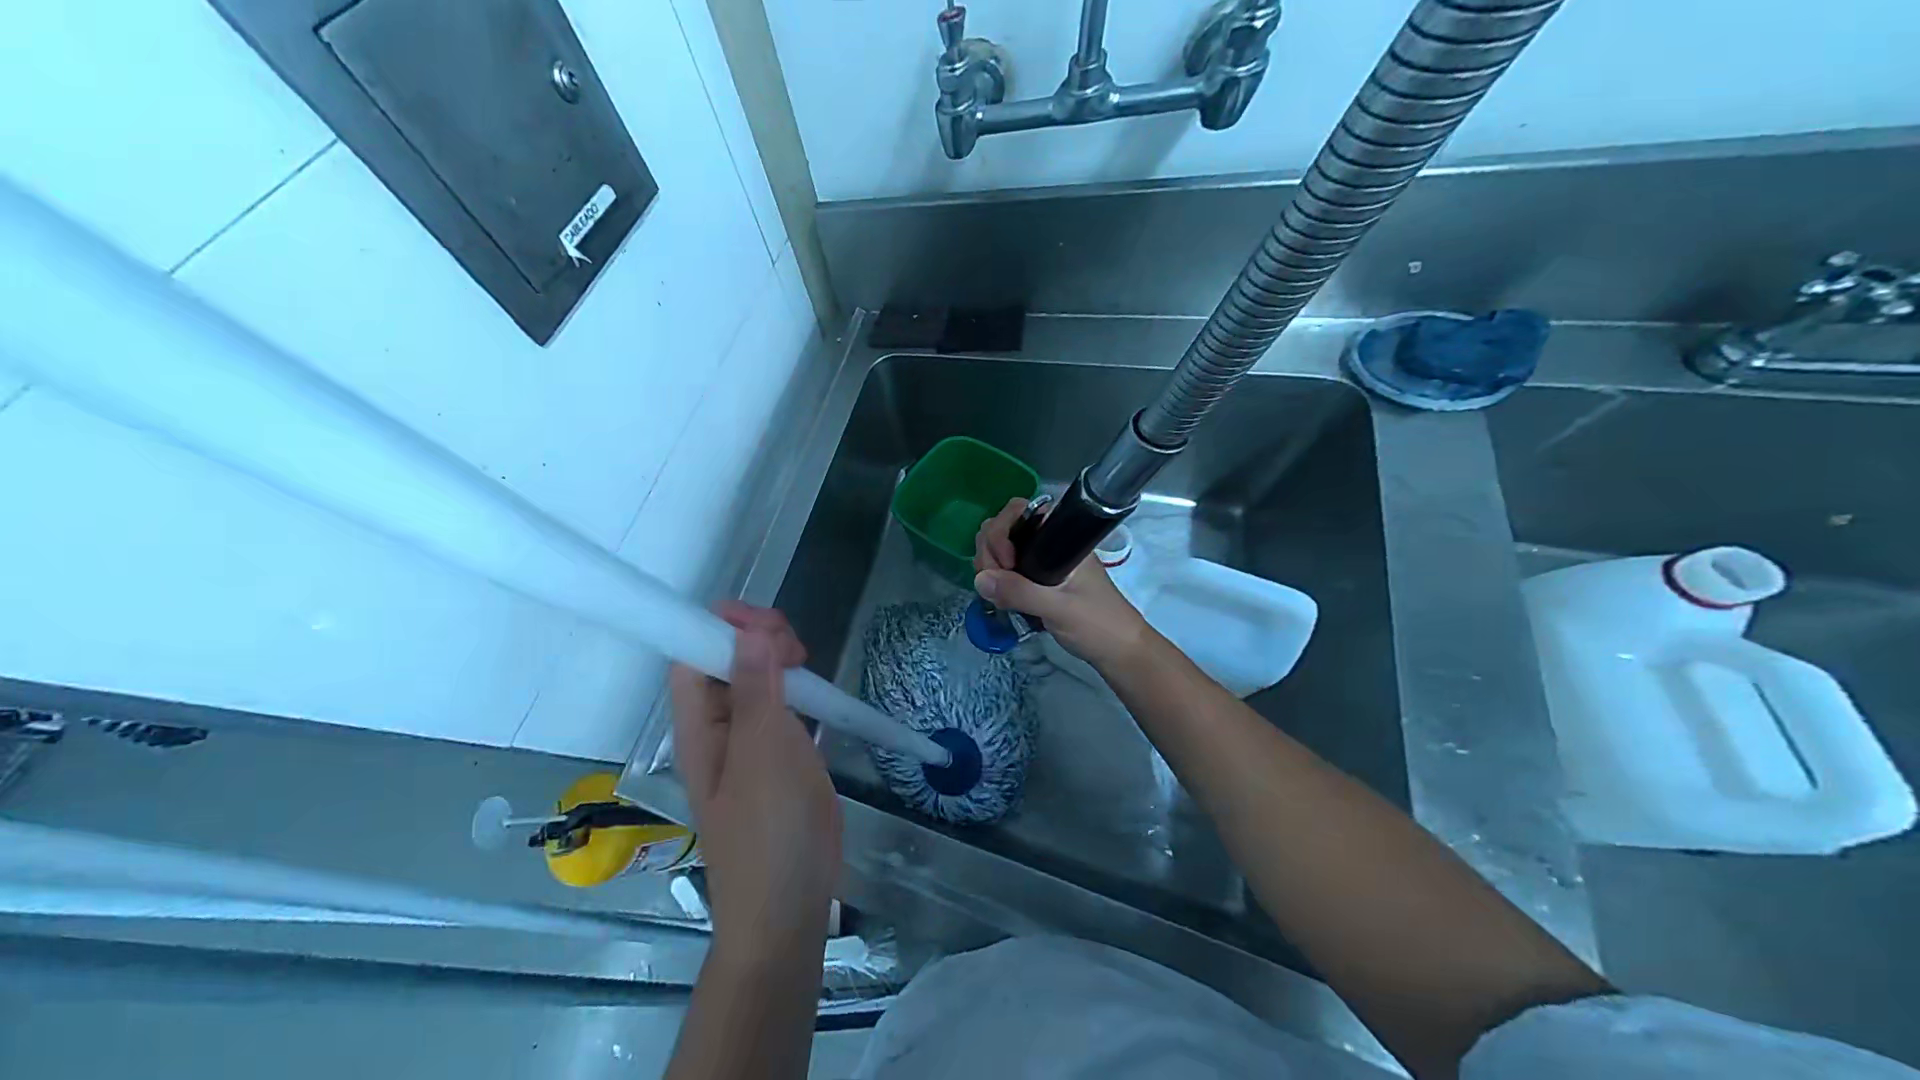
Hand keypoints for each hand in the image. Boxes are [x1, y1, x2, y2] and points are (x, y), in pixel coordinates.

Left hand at [670, 603, 840, 956]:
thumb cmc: (770, 827)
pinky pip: (783, 707)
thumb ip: (756, 688)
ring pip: (757, 682)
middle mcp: (719, 729)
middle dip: (756, 640)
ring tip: (808, 663)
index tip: (763, 622)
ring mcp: (752, 744)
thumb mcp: (763, 752)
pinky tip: (818, 693)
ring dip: (779, 661)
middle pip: (726, 664)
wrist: (789, 904)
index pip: (692, 659)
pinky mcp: (782, 757)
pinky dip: (798, 689)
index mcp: (699, 726)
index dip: (719, 628)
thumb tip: (746, 629)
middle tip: (796, 647)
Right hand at [973, 497, 1152, 669]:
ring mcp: (1043, 562)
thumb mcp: (1059, 609)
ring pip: (1002, 549)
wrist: (1120, 651)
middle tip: (995, 583)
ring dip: (990, 566)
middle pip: (1004, 528)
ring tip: (997, 594)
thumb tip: (981, 579)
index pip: (1018, 512)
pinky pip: (1008, 570)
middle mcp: (1049, 543)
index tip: (1006, 563)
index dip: (1001, 531)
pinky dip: (997, 580)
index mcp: (1060, 537)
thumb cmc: (1099, 624)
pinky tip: (999, 598)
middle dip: (990, 551)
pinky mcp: (1038, 581)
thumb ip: (1020, 592)